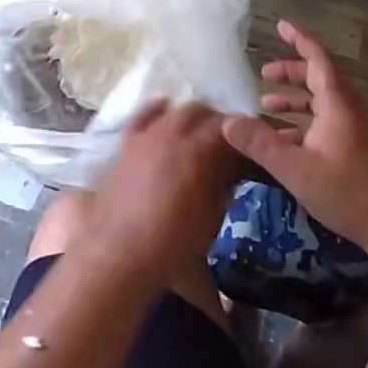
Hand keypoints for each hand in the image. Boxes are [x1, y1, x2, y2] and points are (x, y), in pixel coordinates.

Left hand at [93, 101, 241, 277]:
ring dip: (190, 117)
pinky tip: (164, 110)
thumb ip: (224, 184)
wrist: (119, 257)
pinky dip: (156, 111)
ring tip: (198, 132)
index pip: (227, 127)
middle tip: (226, 139)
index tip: (248, 142)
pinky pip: (142, 117)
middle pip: (201, 111)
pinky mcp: (127, 147)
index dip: (240, 132)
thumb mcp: (212, 215)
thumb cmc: (173, 243)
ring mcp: (146, 138)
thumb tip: (232, 168)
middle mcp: (172, 135)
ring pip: (173, 111)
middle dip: (216, 121)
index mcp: (198, 151)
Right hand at [222, 20, 367, 254]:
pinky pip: (327, 119)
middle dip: (291, 71)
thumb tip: (227, 121)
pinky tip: (283, 137)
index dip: (299, 39)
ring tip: (266, 102)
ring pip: (322, 99)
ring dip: (296, 98)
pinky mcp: (358, 143)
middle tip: (263, 73)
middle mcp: (349, 106)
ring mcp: (356, 125)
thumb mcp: (296, 169)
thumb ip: (260, 144)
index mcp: (338, 103)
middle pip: (319, 76)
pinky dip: (305, 120)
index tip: (280, 25)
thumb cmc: (347, 192)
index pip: (318, 58)